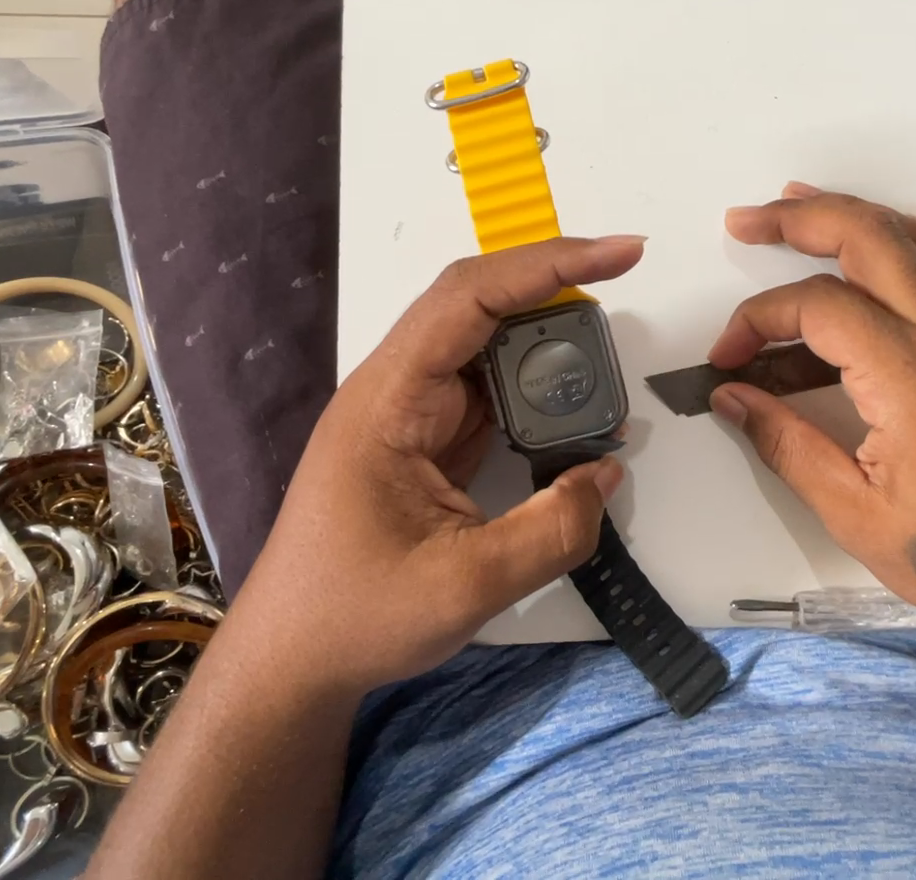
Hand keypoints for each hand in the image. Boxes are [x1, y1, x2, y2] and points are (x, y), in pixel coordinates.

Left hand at [239, 236, 641, 693]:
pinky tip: (573, 412)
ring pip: (488, 348)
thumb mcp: (466, 585)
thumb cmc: (355, 618)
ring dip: (549, 346)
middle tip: (624, 297)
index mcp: (389, 401)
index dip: (548, 266)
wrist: (291, 661)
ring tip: (606, 365)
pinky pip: (490, 395)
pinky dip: (538, 393)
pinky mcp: (427, 442)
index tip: (620, 255)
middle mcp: (397, 390)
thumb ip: (552, 529)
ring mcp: (412, 415)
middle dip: (555, 293)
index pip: (469, 299)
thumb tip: (607, 472)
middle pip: (479, 308)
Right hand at [707, 184, 915, 661]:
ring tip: (803, 203)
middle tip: (745, 220)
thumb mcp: (853, 513)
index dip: (757, 321)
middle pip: (874, 240)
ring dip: (859, 215)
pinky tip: (914, 236)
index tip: (725, 359)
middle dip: (800, 219)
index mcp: (914, 380)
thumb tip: (728, 394)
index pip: (819, 307)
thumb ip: (784, 442)